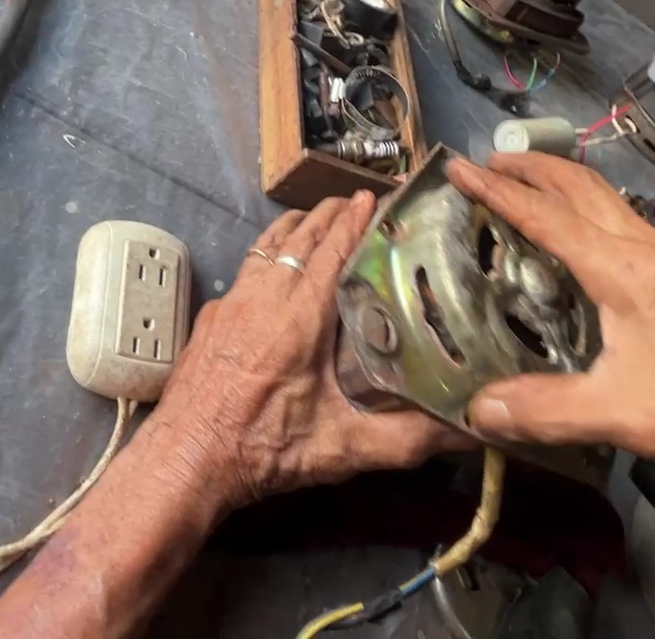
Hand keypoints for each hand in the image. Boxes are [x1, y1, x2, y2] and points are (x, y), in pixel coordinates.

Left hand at [146, 193, 467, 510]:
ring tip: (314, 215)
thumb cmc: (262, 450)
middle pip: (299, 239)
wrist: (185, 457)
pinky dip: (266, 252)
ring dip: (293, 226)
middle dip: (327, 214)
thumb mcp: (341, 451)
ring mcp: (231, 301)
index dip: (354, 222)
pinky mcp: (211, 314)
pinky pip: (245, 267)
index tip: (374, 197)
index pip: (332, 253)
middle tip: (353, 199)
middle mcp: (263, 297)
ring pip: (266, 246)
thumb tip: (469, 433)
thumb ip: (406, 439)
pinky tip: (272, 265)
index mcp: (299, 319)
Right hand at [446, 153, 654, 494]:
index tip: (457, 166)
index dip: (495, 190)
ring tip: (530, 189)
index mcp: (621, 268)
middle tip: (489, 160)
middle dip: (530, 165)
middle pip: (578, 185)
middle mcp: (646, 248)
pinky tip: (593, 243)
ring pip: (607, 198)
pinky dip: (590, 209)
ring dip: (561, 182)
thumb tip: (478, 411)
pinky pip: (627, 221)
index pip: (543, 215)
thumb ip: (550, 411)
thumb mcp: (631, 414)